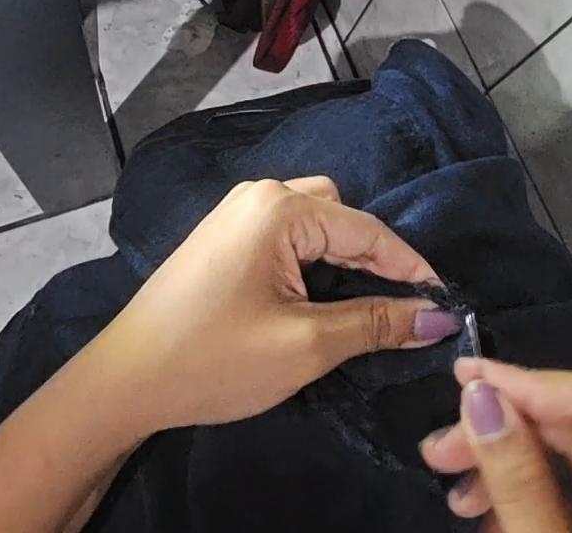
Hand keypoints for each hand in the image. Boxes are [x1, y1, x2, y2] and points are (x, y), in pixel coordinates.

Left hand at [85, 176, 462, 434]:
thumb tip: (435, 316)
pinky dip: (312, 258)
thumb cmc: (214, 359)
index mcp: (278, 209)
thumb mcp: (305, 344)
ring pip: (314, 222)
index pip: (365, 229)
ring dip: (342, 256)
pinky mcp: (226, 233)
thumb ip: (374, 323)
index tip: (445, 301)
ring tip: (364, 302)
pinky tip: (320, 292)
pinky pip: (286, 232)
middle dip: (373, 257)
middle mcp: (259, 194)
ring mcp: (237, 211)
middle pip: (340, 214)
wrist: (126, 378)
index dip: (410, 266)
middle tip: (403, 306)